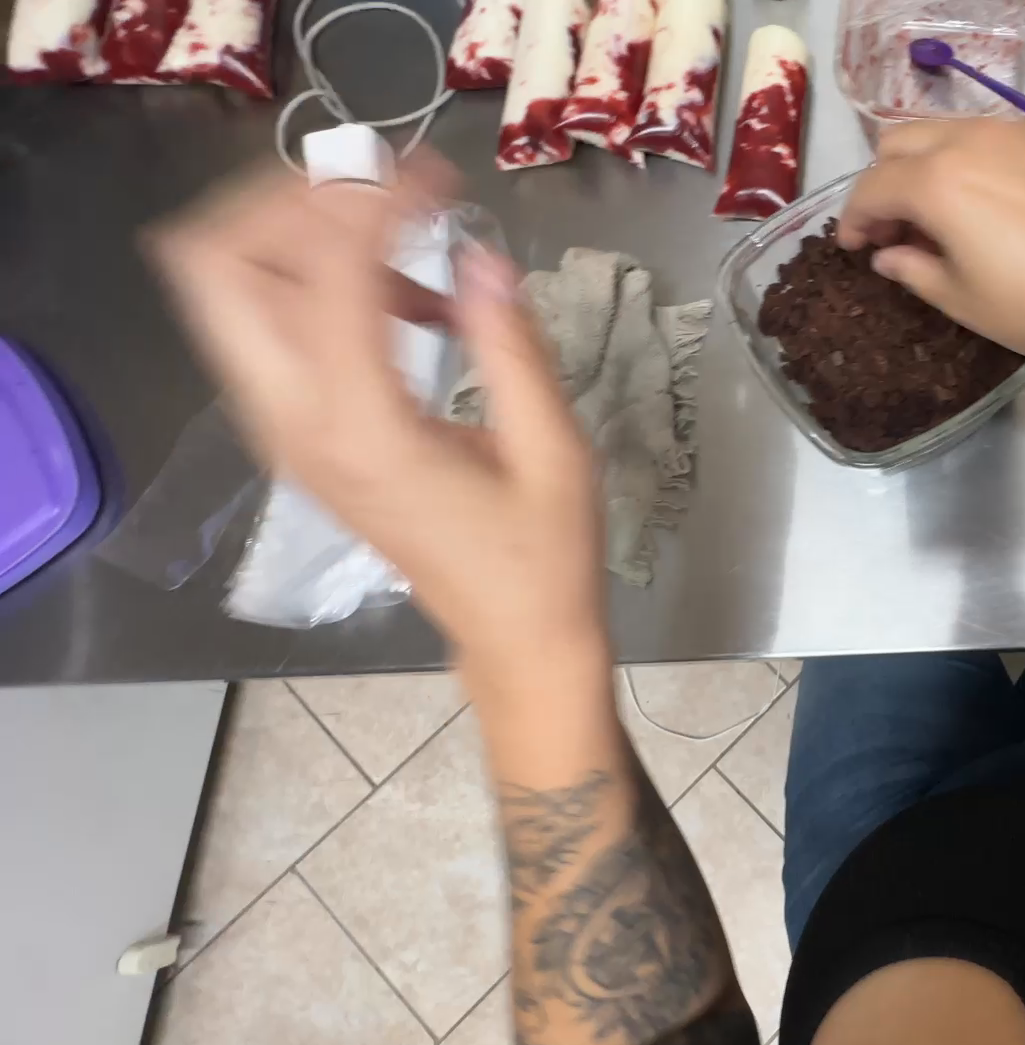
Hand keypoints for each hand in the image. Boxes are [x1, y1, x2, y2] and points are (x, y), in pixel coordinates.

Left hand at [147, 158, 605, 668]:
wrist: (514, 632)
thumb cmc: (549, 554)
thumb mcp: (555, 452)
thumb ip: (514, 351)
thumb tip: (484, 259)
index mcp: (367, 429)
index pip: (332, 274)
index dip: (380, 205)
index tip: (443, 180)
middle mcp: (296, 424)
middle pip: (218, 262)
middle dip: (292, 202)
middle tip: (388, 195)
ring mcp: (285, 434)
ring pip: (225, 291)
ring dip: (298, 240)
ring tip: (406, 247)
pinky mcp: (300, 441)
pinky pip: (267, 332)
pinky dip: (316, 290)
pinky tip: (409, 311)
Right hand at [837, 119, 1024, 377]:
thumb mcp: (961, 299)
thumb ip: (913, 269)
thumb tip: (887, 254)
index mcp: (937, 181)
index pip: (873, 187)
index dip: (853, 219)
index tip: (850, 249)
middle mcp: (967, 141)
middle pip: (898, 143)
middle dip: (881, 185)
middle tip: (887, 234)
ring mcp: (1009, 136)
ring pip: (938, 132)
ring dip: (917, 168)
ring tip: (926, 221)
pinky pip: (977, 139)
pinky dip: (955, 163)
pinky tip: (969, 207)